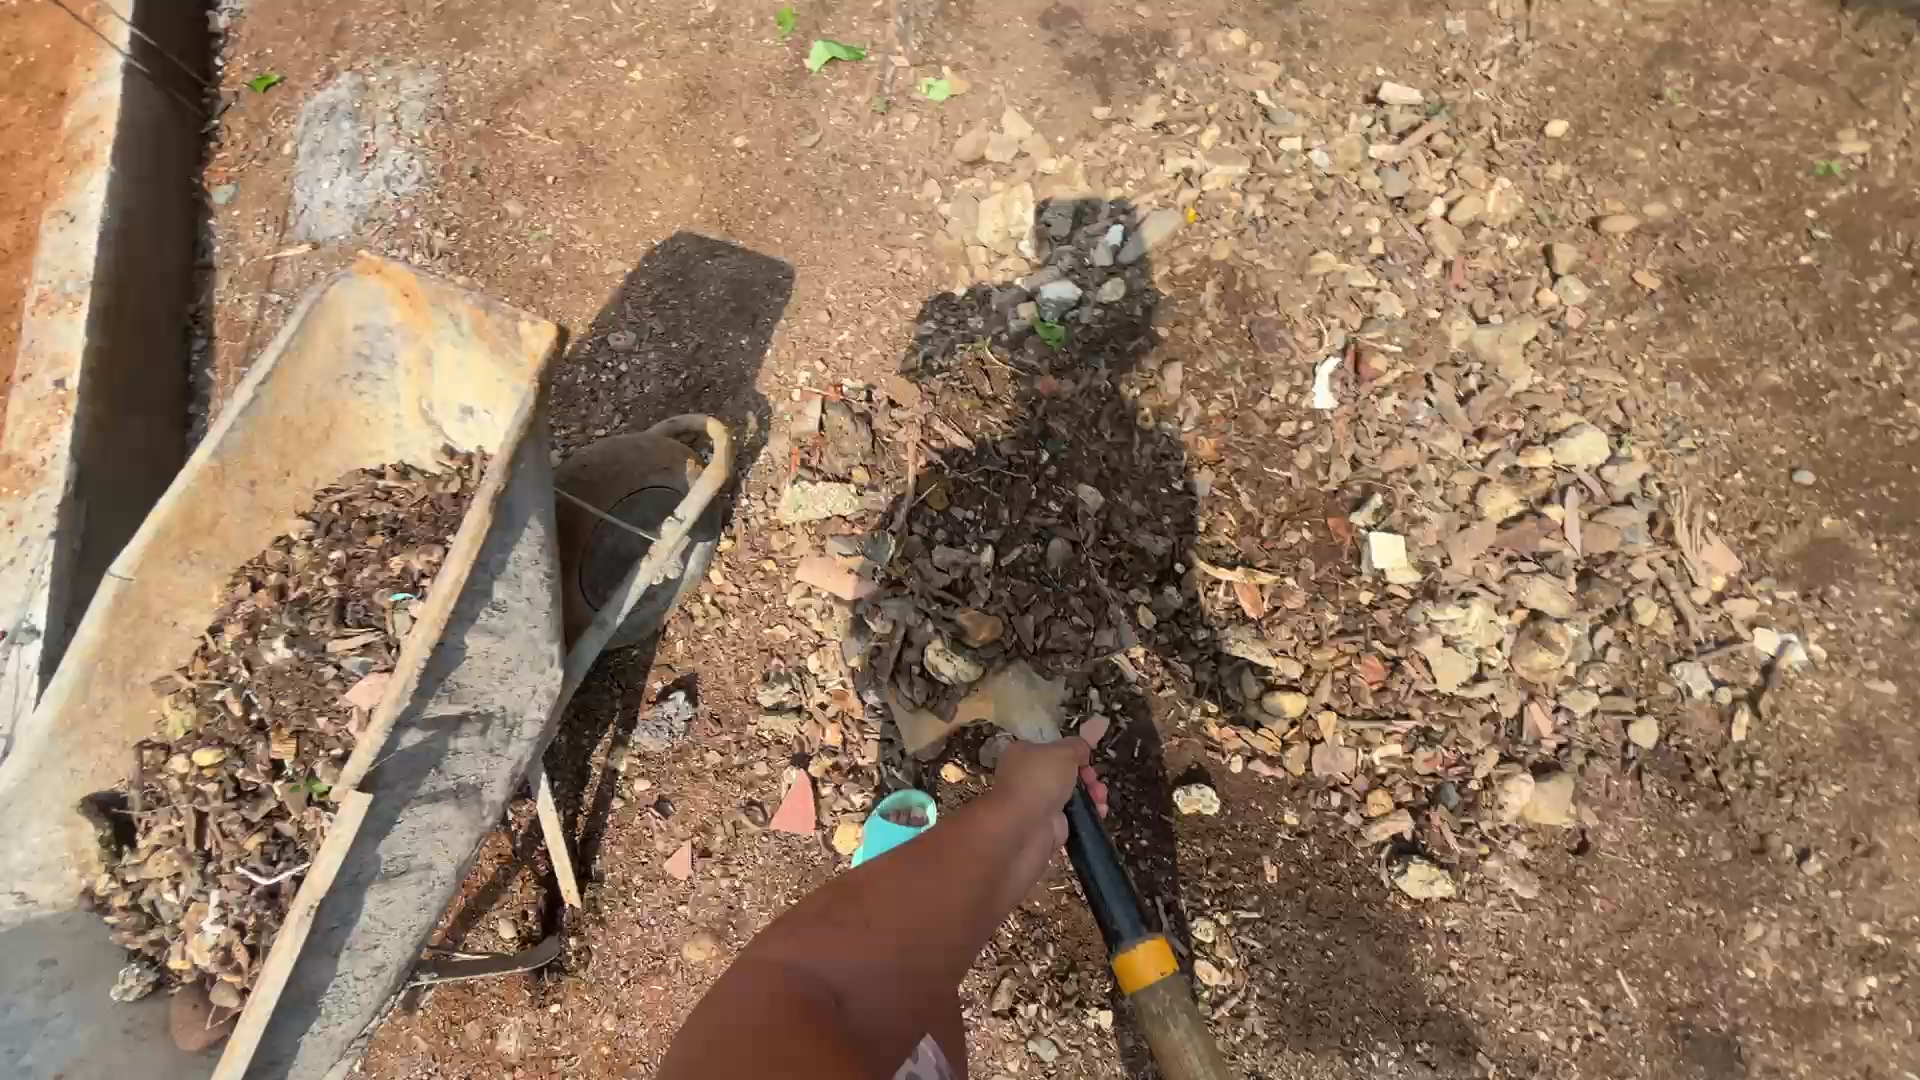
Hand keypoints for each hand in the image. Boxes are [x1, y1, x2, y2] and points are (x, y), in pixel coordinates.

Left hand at [989, 715, 1109, 845]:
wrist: (1023, 828)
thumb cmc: (1039, 780)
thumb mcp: (1063, 752)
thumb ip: (1077, 746)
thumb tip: (1082, 749)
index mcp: (1023, 753)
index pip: (1050, 749)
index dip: (1071, 753)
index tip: (1086, 759)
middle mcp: (1027, 777)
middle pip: (1064, 773)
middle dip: (1085, 775)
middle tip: (1094, 780)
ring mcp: (1037, 803)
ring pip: (1070, 796)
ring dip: (1090, 794)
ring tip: (1100, 798)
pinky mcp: (1048, 827)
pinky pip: (1073, 817)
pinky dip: (1087, 814)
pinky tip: (1099, 812)